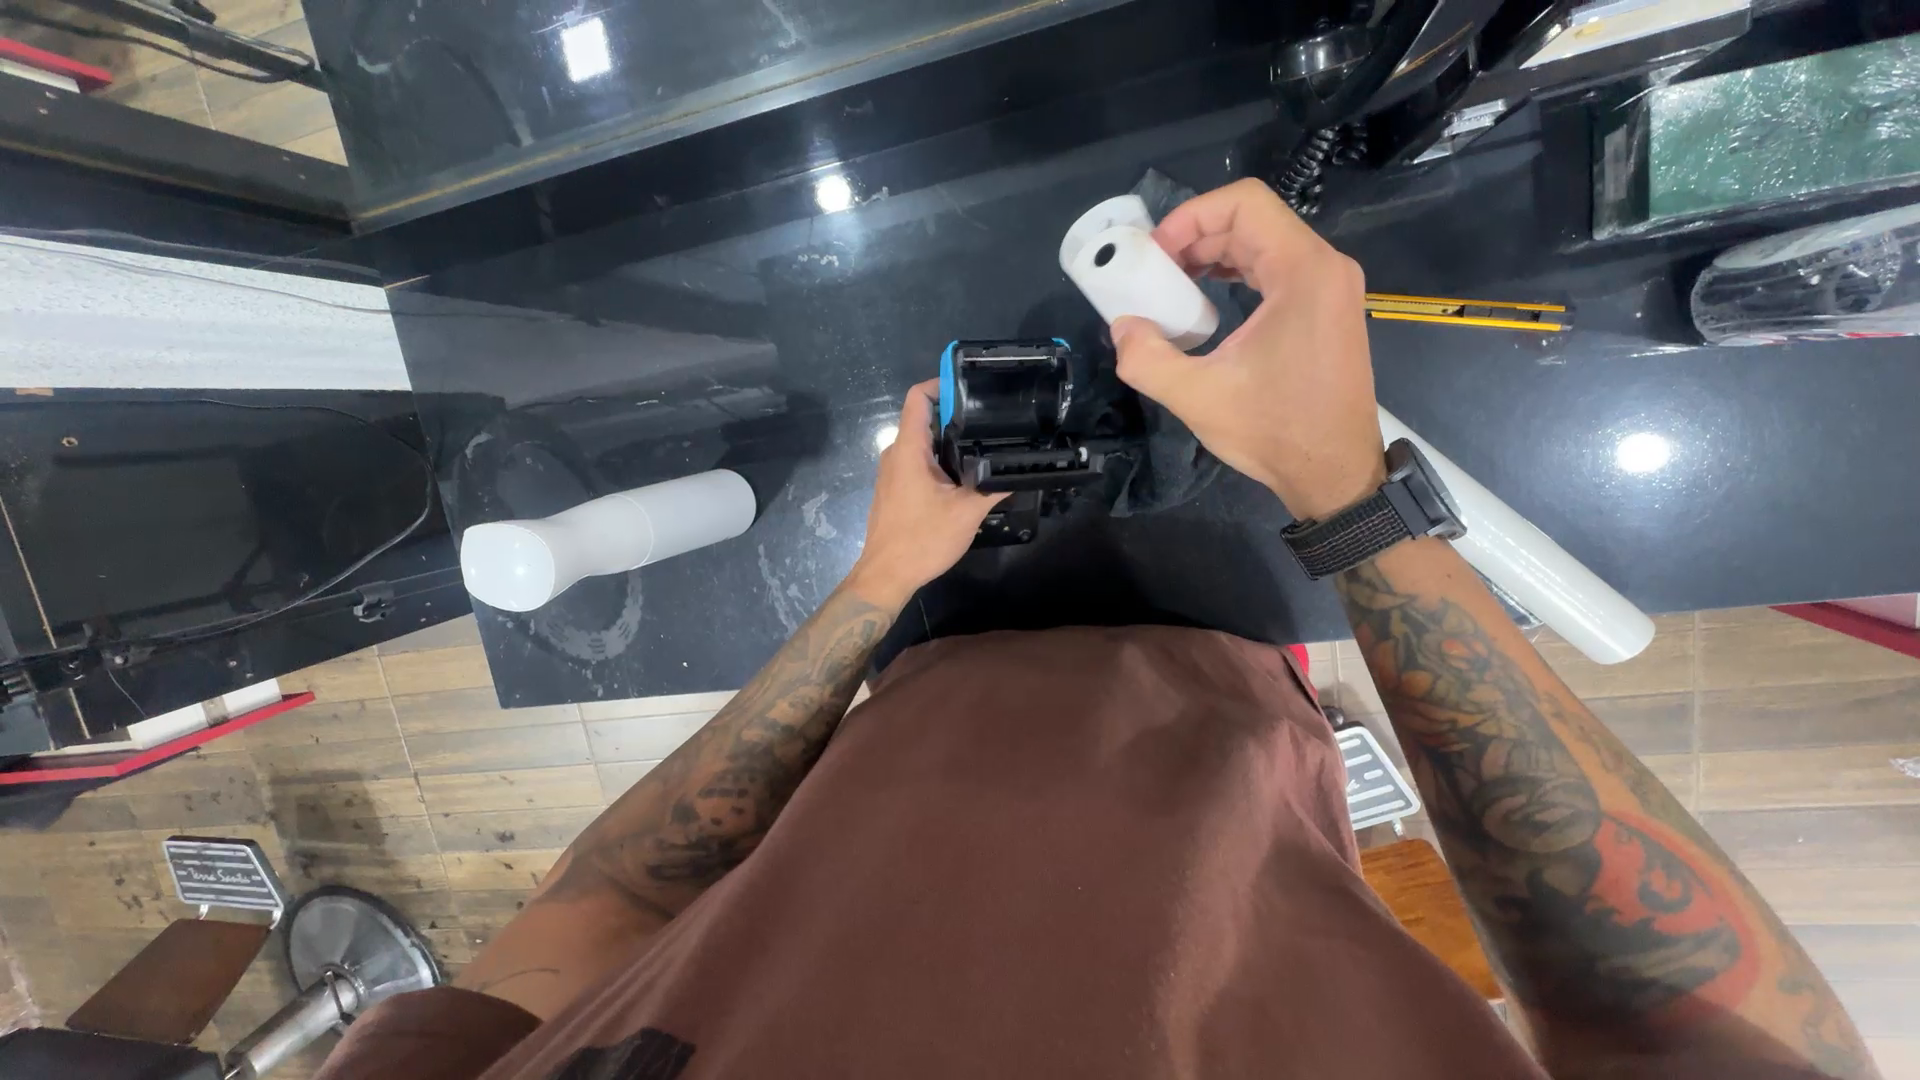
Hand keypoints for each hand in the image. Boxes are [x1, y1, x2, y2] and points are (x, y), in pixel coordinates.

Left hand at [846, 379, 1005, 610]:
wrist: (886, 576)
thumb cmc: (922, 539)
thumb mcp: (967, 512)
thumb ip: (994, 486)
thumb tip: (1018, 471)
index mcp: (908, 449)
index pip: (917, 397)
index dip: (941, 384)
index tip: (970, 387)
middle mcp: (895, 454)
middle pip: (923, 420)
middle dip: (955, 417)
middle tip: (988, 422)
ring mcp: (891, 474)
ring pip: (921, 445)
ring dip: (948, 444)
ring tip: (982, 450)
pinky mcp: (893, 491)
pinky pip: (916, 465)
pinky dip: (938, 463)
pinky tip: (962, 479)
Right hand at [1111, 178, 1384, 520]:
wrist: (1333, 473)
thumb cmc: (1274, 432)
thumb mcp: (1197, 397)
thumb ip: (1147, 358)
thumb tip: (1122, 328)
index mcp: (1302, 272)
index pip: (1245, 202)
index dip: (1191, 216)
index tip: (1156, 253)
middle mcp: (1324, 267)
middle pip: (1253, 220)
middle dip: (1196, 236)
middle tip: (1154, 271)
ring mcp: (1330, 288)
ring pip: (1265, 244)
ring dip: (1214, 255)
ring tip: (1172, 285)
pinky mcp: (1327, 310)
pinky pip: (1277, 270)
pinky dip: (1237, 274)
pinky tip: (1206, 302)